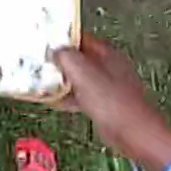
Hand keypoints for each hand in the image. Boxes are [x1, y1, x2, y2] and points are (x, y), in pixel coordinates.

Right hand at [53, 37, 170, 168]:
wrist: (134, 133)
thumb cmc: (109, 100)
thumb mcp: (82, 72)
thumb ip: (66, 56)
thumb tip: (55, 49)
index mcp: (106, 53)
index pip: (79, 37)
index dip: (60, 37)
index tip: (41, 40)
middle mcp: (108, 65)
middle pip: (78, 57)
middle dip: (58, 60)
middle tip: (37, 62)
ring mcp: (107, 85)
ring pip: (79, 77)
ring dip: (61, 80)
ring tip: (40, 81)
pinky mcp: (105, 103)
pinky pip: (82, 95)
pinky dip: (69, 96)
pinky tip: (54, 101)